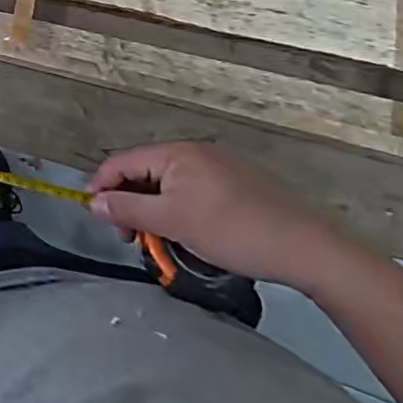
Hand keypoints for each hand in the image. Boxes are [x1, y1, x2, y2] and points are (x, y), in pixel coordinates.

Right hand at [86, 141, 354, 288]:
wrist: (309, 250)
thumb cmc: (232, 231)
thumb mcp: (171, 222)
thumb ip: (126, 209)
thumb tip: (93, 203)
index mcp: (177, 153)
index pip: (122, 163)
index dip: (102, 187)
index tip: (97, 218)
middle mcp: (196, 152)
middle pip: (145, 172)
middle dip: (130, 202)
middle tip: (131, 237)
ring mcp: (221, 166)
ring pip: (169, 184)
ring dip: (155, 209)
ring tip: (160, 238)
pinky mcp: (240, 184)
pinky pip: (193, 191)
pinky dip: (180, 209)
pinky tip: (189, 232)